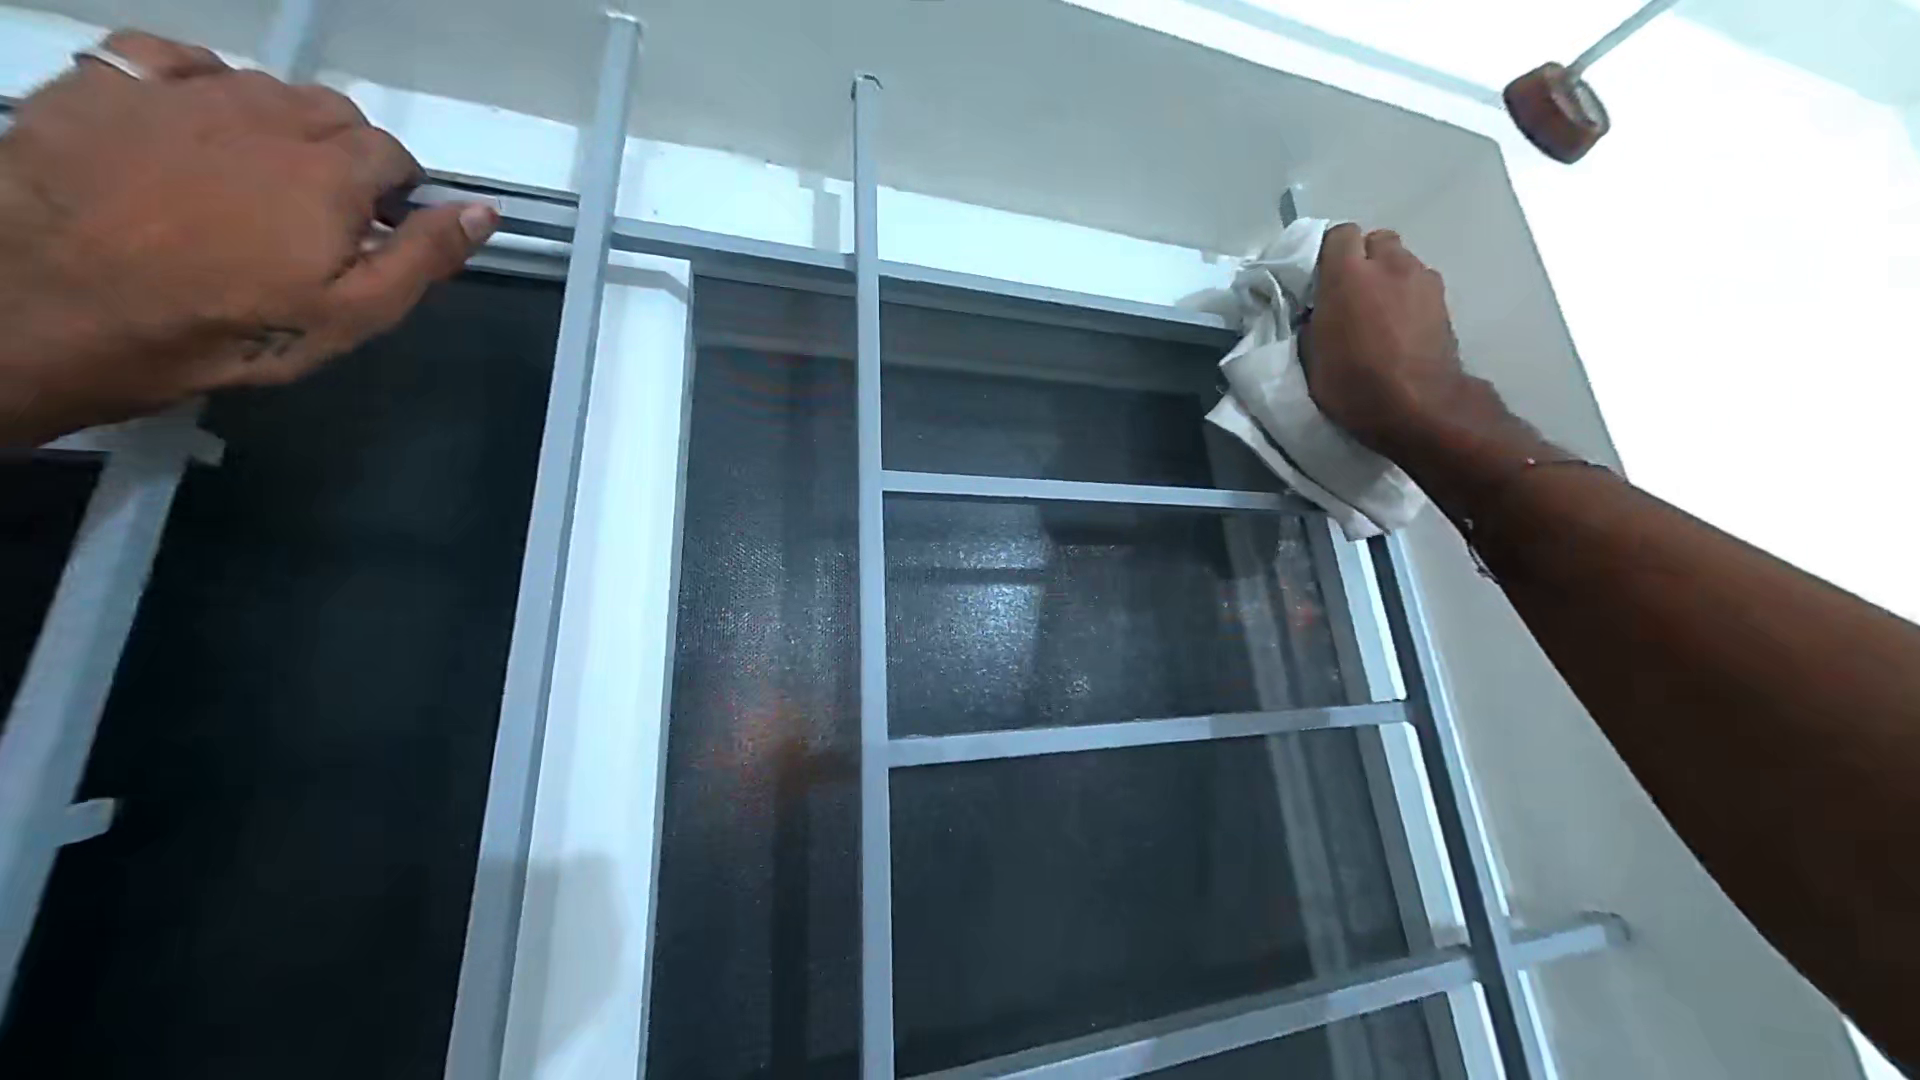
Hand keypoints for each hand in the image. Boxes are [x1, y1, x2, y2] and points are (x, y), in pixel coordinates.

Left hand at [0, 30, 499, 444]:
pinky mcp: (98, 89)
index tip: (385, 223)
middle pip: (330, 108)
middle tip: (332, 204)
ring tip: (268, 170)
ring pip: (259, 81)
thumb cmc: (239, 327)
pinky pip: (166, 54)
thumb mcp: (358, 310)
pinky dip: (200, 80)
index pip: (391, 151)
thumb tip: (484, 211)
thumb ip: (426, 255)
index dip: (400, 188)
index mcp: (327, 174)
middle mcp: (257, 117)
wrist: (64, 311)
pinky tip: (201, 121)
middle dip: (348, 151)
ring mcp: (172, 96)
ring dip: (283, 120)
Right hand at [1303, 224, 1515, 463]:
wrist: (1417, 407)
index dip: (1328, 253)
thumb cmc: (1353, 384)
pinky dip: (1405, 295)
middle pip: (1375, 240)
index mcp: (1347, 276)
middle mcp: (1389, 265)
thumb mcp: (1312, 355)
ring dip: (1385, 276)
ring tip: (1374, 312)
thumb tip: (1318, 311)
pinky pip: (1417, 283)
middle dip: (1360, 259)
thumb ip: (1313, 321)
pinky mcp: (1443, 299)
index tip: (1318, 279)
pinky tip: (1397, 325)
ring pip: (1400, 260)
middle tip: (1347, 293)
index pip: (1339, 235)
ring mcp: (1422, 279)